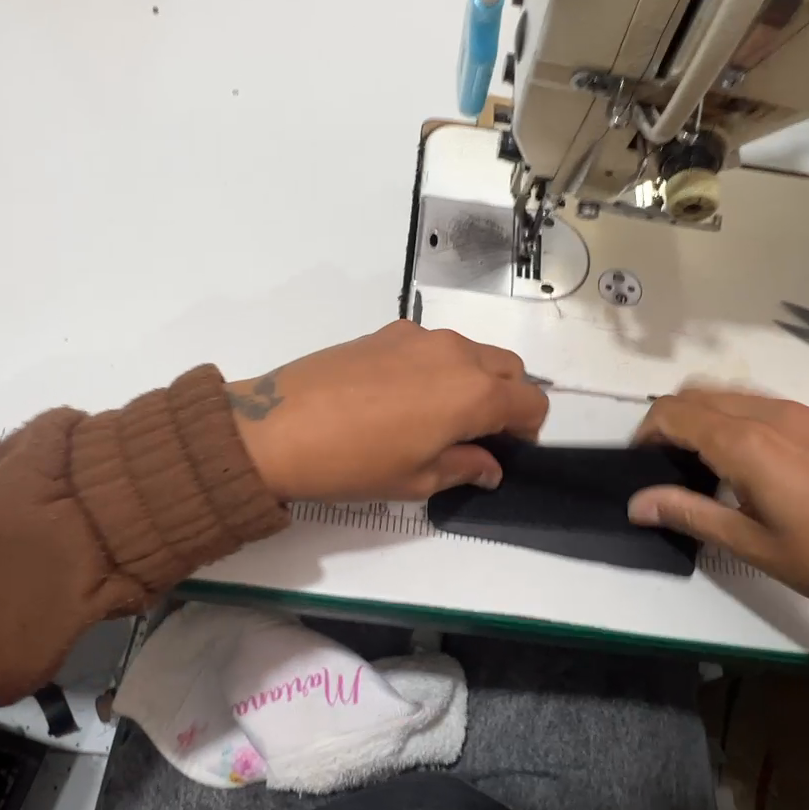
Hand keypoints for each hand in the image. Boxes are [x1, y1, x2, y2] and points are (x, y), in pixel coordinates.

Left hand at [229, 321, 548, 502]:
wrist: (278, 428)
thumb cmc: (355, 463)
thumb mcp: (417, 479)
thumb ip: (465, 467)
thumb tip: (490, 466)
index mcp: (474, 393)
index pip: (531, 402)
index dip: (527, 431)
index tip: (504, 451)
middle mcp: (456, 353)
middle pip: (509, 368)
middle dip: (507, 398)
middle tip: (478, 434)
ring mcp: (420, 336)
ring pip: (471, 351)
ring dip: (474, 379)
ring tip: (438, 416)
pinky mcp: (388, 330)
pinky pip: (433, 345)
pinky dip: (439, 366)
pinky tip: (402, 396)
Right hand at [626, 387, 808, 623]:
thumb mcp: (751, 544)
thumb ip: (688, 513)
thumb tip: (636, 502)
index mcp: (748, 443)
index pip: (674, 413)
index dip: (646, 432)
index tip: (639, 463)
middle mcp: (772, 414)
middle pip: (698, 394)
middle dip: (671, 420)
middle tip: (665, 463)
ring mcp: (804, 413)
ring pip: (732, 394)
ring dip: (705, 415)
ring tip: (703, 462)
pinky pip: (764, 403)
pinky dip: (737, 417)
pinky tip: (749, 461)